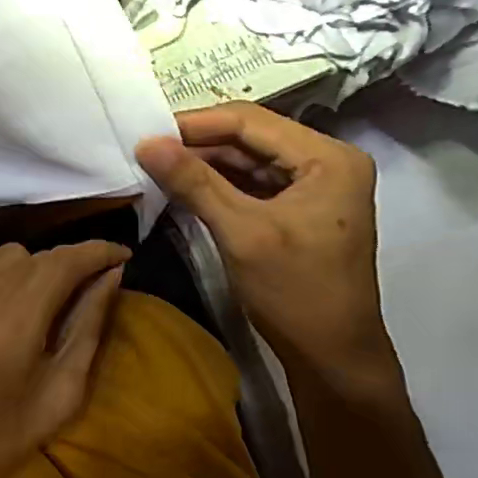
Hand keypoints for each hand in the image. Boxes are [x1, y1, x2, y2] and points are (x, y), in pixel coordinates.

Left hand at [0, 241, 129, 477]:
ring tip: (37, 304)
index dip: (96, 252)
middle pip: (33, 255)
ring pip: (2, 256)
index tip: (122, 254)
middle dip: (64, 265)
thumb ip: (90, 324)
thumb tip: (111, 276)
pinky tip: (0, 311)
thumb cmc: (10, 434)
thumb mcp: (65, 389)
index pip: (62, 262)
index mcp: (13, 323)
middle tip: (82, 290)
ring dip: (29, 271)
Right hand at [136, 102, 394, 390]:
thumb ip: (193, 182)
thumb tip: (146, 143)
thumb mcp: (240, 232)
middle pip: (250, 136)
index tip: (147, 130)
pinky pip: (253, 182)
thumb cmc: (294, 292)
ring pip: (249, 159)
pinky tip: (183, 184)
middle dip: (198, 142)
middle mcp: (326, 160)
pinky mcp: (300, 206)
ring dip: (204, 162)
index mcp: (327, 158)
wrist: (332, 356)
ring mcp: (315, 184)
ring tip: (157, 164)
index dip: (196, 123)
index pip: (250, 121)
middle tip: (147, 148)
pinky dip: (218, 183)